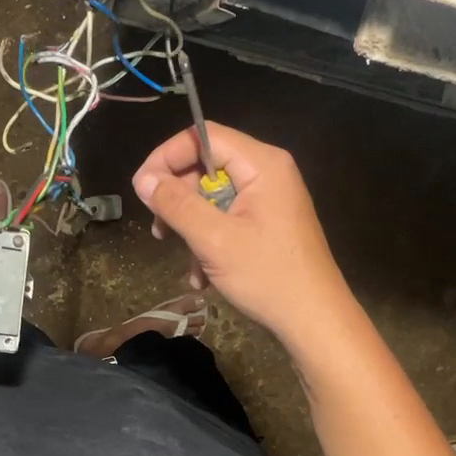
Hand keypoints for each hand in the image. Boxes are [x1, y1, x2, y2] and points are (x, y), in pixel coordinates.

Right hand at [131, 123, 353, 344]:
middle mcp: (268, 173)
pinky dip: (209, 244)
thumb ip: (177, 205)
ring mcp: (269, 200)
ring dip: (191, 230)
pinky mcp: (268, 225)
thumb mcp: (214, 241)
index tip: (142, 189)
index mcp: (262, 164)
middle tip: (160, 232)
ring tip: (187, 263)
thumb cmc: (267, 276)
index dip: (167, 157)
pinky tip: (203, 276)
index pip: (203, 137)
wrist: (313, 319)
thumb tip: (143, 179)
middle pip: (206, 168)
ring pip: (213, 199)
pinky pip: (228, 221)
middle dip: (179, 200)